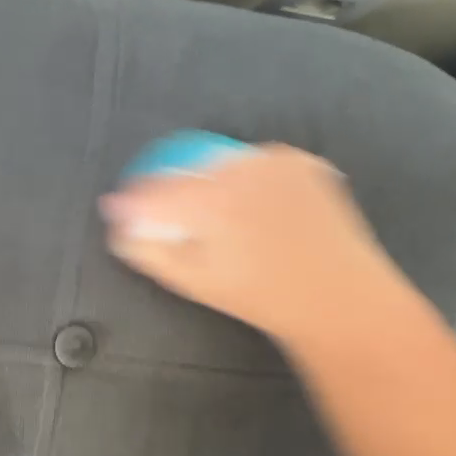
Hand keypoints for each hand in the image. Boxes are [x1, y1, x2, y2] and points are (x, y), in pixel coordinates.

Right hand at [99, 144, 403, 343]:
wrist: (336, 295)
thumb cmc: (257, 296)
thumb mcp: (191, 281)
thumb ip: (146, 249)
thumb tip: (118, 225)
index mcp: (207, 199)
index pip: (150, 190)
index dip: (131, 201)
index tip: (123, 213)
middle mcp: (237, 168)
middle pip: (185, 174)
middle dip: (174, 195)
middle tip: (183, 228)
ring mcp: (272, 160)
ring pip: (219, 167)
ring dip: (210, 186)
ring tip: (224, 224)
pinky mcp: (299, 160)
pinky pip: (254, 164)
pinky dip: (245, 182)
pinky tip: (256, 213)